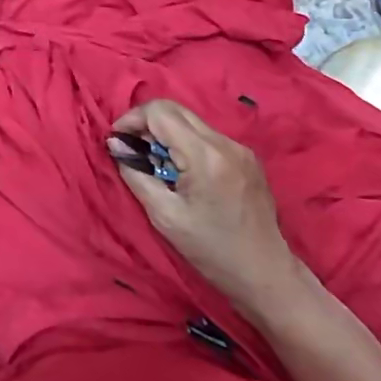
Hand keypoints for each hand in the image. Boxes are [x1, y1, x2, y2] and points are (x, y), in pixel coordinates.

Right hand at [107, 99, 303, 307]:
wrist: (264, 271)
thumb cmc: (211, 251)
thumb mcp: (165, 216)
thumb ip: (137, 175)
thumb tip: (116, 146)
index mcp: (205, 156)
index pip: (160, 112)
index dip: (132, 119)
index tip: (117, 140)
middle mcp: (225, 142)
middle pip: (176, 109)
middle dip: (147, 123)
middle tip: (132, 149)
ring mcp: (240, 147)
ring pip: (192, 122)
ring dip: (168, 134)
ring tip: (156, 163)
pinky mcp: (247, 156)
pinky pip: (208, 137)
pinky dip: (188, 144)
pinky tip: (183, 172)